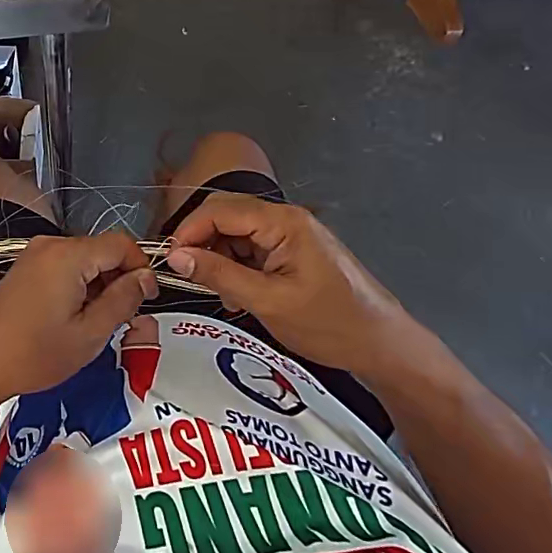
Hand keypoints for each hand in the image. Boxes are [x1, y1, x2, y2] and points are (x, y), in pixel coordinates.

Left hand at [0, 233, 156, 419]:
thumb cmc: (34, 355)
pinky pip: (65, 266)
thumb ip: (123, 300)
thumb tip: (146, 278)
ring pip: (85, 258)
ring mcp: (34, 255)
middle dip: (120, 278)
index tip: (148, 298)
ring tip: (99, 321)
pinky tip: (75, 315)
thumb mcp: (90, 333)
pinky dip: (80, 284)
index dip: (142, 268)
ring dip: (100, 283)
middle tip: (125, 316)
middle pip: (102, 249)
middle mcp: (51, 246)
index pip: (122, 244)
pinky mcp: (25, 268)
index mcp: (68, 256)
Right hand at [164, 194, 426, 376]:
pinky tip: (239, 294)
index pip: (220, 209)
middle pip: (228, 217)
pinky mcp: (295, 251)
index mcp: (284, 222)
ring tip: (221, 294)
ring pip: (238, 234)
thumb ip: (219, 275)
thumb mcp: (267, 302)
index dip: (189, 231)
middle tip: (190, 278)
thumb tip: (176, 256)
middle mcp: (287, 219)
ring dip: (220, 259)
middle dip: (203, 244)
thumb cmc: (330, 324)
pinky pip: (254, 249)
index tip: (170, 260)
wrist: (382, 344)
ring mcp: (293, 234)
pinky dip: (239, 268)